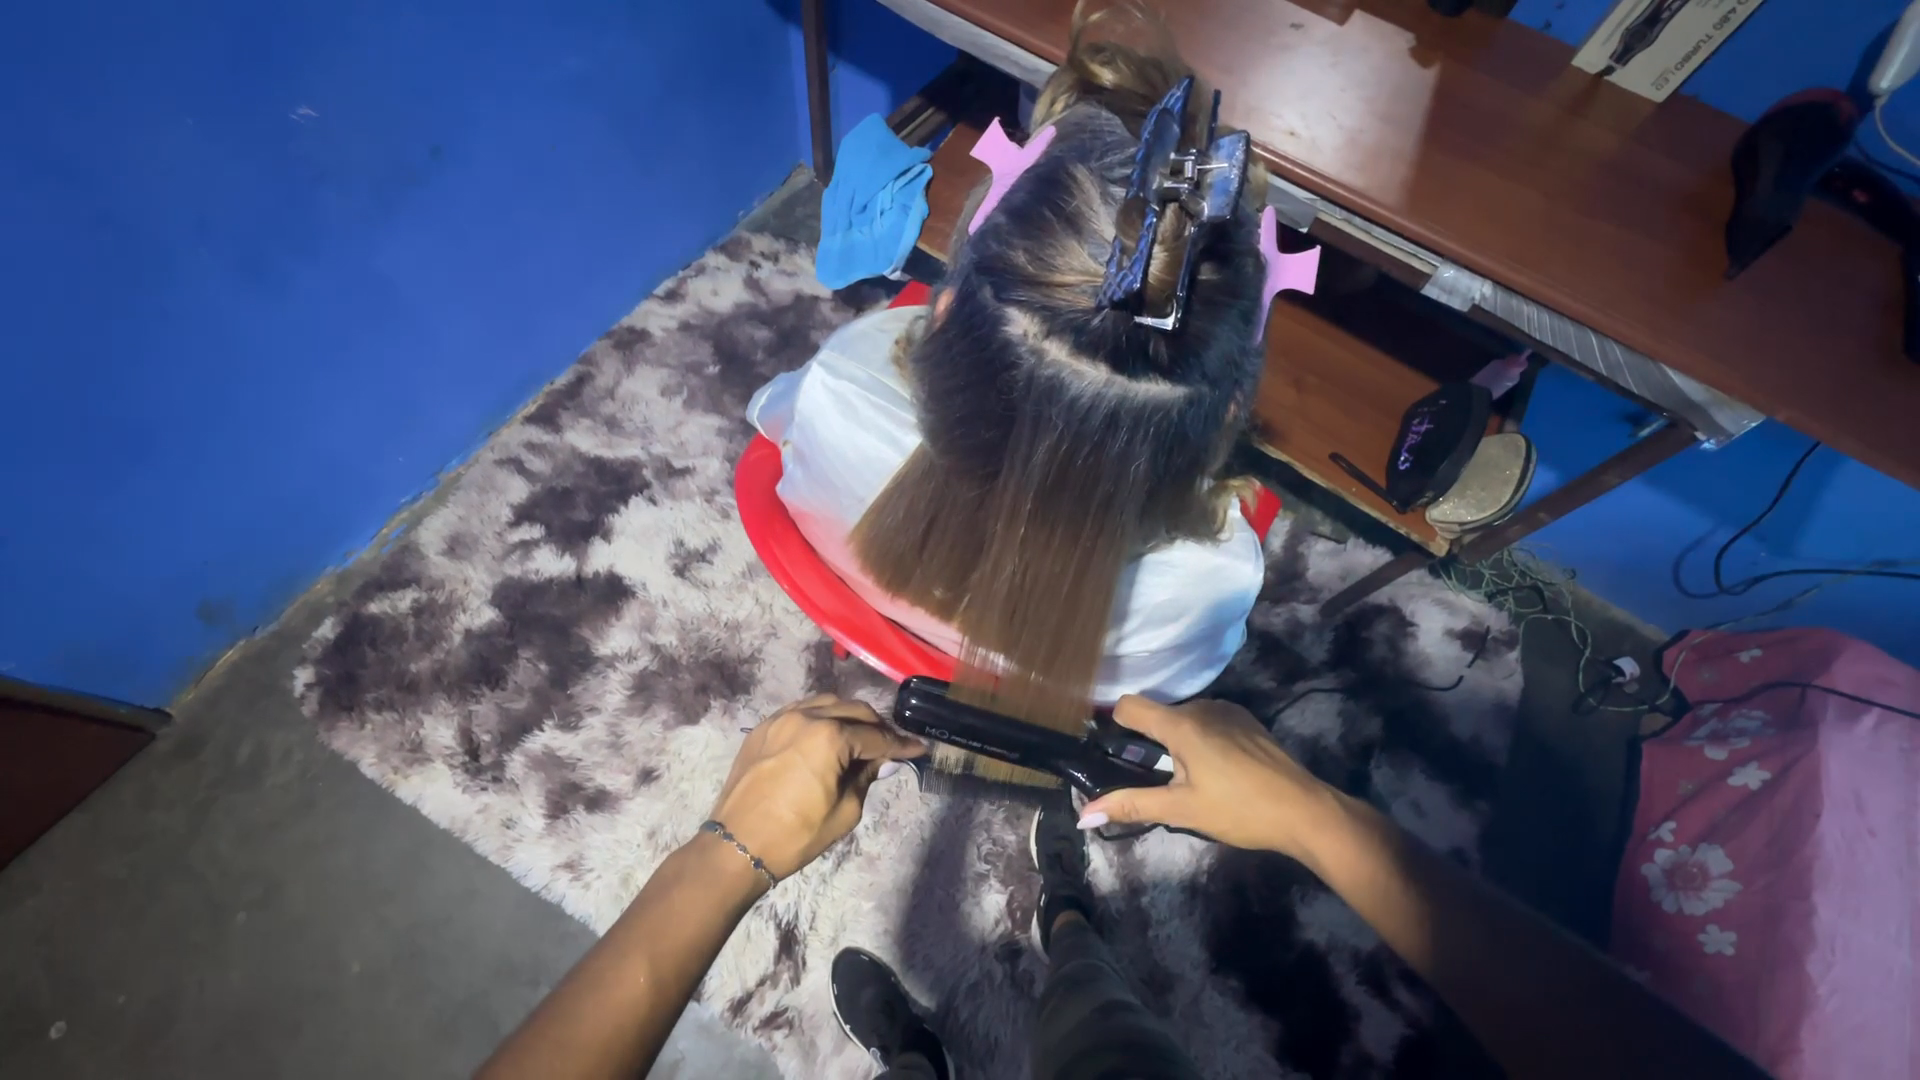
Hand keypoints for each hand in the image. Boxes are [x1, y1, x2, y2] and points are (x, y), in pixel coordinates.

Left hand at [708, 694, 925, 880]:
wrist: (736, 846)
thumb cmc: (796, 835)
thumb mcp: (845, 811)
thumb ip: (866, 778)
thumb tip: (882, 762)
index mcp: (830, 737)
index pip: (876, 737)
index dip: (901, 745)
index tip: (919, 749)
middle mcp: (807, 716)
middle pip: (854, 711)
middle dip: (877, 727)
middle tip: (891, 746)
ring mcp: (781, 718)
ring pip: (827, 703)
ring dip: (849, 717)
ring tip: (860, 737)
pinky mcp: (764, 727)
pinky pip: (801, 710)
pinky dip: (821, 717)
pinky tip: (827, 734)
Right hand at [1079, 696, 1339, 857]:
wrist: (1306, 811)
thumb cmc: (1239, 810)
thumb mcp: (1182, 811)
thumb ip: (1131, 805)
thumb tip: (1084, 815)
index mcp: (1181, 724)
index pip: (1129, 705)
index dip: (1116, 725)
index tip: (1115, 751)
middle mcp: (1201, 706)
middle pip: (1158, 715)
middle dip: (1151, 743)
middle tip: (1160, 780)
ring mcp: (1227, 710)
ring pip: (1185, 719)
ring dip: (1178, 742)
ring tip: (1193, 780)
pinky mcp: (1246, 719)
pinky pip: (1209, 721)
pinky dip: (1202, 739)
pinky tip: (1219, 771)